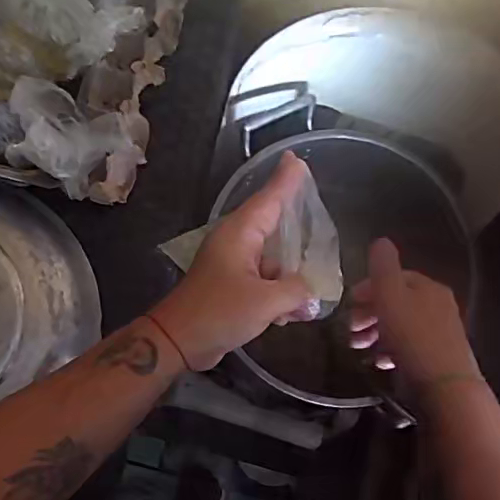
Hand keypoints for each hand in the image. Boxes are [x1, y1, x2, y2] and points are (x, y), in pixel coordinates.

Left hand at [150, 153, 318, 370]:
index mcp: (241, 233)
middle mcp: (235, 242)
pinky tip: (290, 313)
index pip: (270, 198)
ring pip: (272, 260)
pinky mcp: (229, 286)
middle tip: (321, 223)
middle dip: (297, 231)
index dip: (287, 180)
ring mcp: (232, 264)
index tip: (297, 159)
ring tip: (309, 296)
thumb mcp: (267, 302)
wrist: (179, 340)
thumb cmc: (219, 312)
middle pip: (274, 227)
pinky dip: (277, 292)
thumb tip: (310, 292)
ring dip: (290, 277)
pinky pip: (262, 280)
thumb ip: (298, 291)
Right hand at [348, 238, 479, 384]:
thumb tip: (380, 240)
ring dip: (375, 334)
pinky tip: (378, 363)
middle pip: (398, 303)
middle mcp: (438, 307)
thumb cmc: (413, 337)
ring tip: (357, 348)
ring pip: (400, 327)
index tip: (348, 303)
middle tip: (348, 329)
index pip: (396, 277)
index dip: (369, 287)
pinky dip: (389, 352)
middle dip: (369, 313)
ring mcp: (439, 334)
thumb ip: (383, 269)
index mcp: (428, 288)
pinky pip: (407, 349)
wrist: (444, 386)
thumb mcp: (391, 297)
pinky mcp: (436, 359)